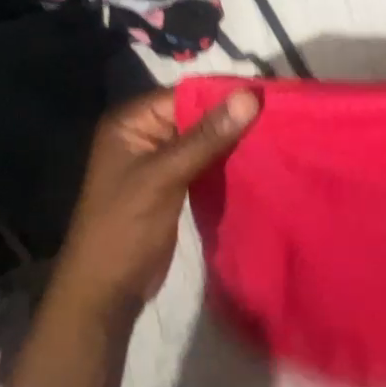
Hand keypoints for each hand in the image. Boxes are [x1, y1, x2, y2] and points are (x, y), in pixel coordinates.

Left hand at [54, 88, 259, 313]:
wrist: (105, 294)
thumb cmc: (123, 229)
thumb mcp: (163, 178)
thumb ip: (206, 137)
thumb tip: (249, 96)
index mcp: (131, 121)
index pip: (187, 93)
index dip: (226, 92)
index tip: (268, 94)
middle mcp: (144, 132)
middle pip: (198, 112)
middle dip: (234, 114)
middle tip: (280, 112)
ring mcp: (160, 158)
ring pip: (206, 136)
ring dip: (235, 136)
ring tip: (277, 130)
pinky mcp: (175, 181)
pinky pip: (207, 159)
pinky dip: (229, 157)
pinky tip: (258, 155)